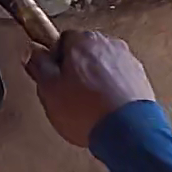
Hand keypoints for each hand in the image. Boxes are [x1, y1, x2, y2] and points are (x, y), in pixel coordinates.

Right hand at [23, 31, 155, 146]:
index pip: (61, 40)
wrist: (127, 130)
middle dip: (75, 69)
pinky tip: (103, 109)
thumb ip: (39, 65)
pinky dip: (111, 90)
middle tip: (66, 93)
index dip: (54, 60)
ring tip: (86, 106)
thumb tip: (32, 51)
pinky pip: (118, 79)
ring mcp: (127, 60)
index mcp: (82, 41)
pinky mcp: (140, 78)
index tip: (51, 76)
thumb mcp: (49, 89)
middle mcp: (107, 44)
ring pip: (102, 65)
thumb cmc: (86, 110)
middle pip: (84, 52)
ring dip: (95, 80)